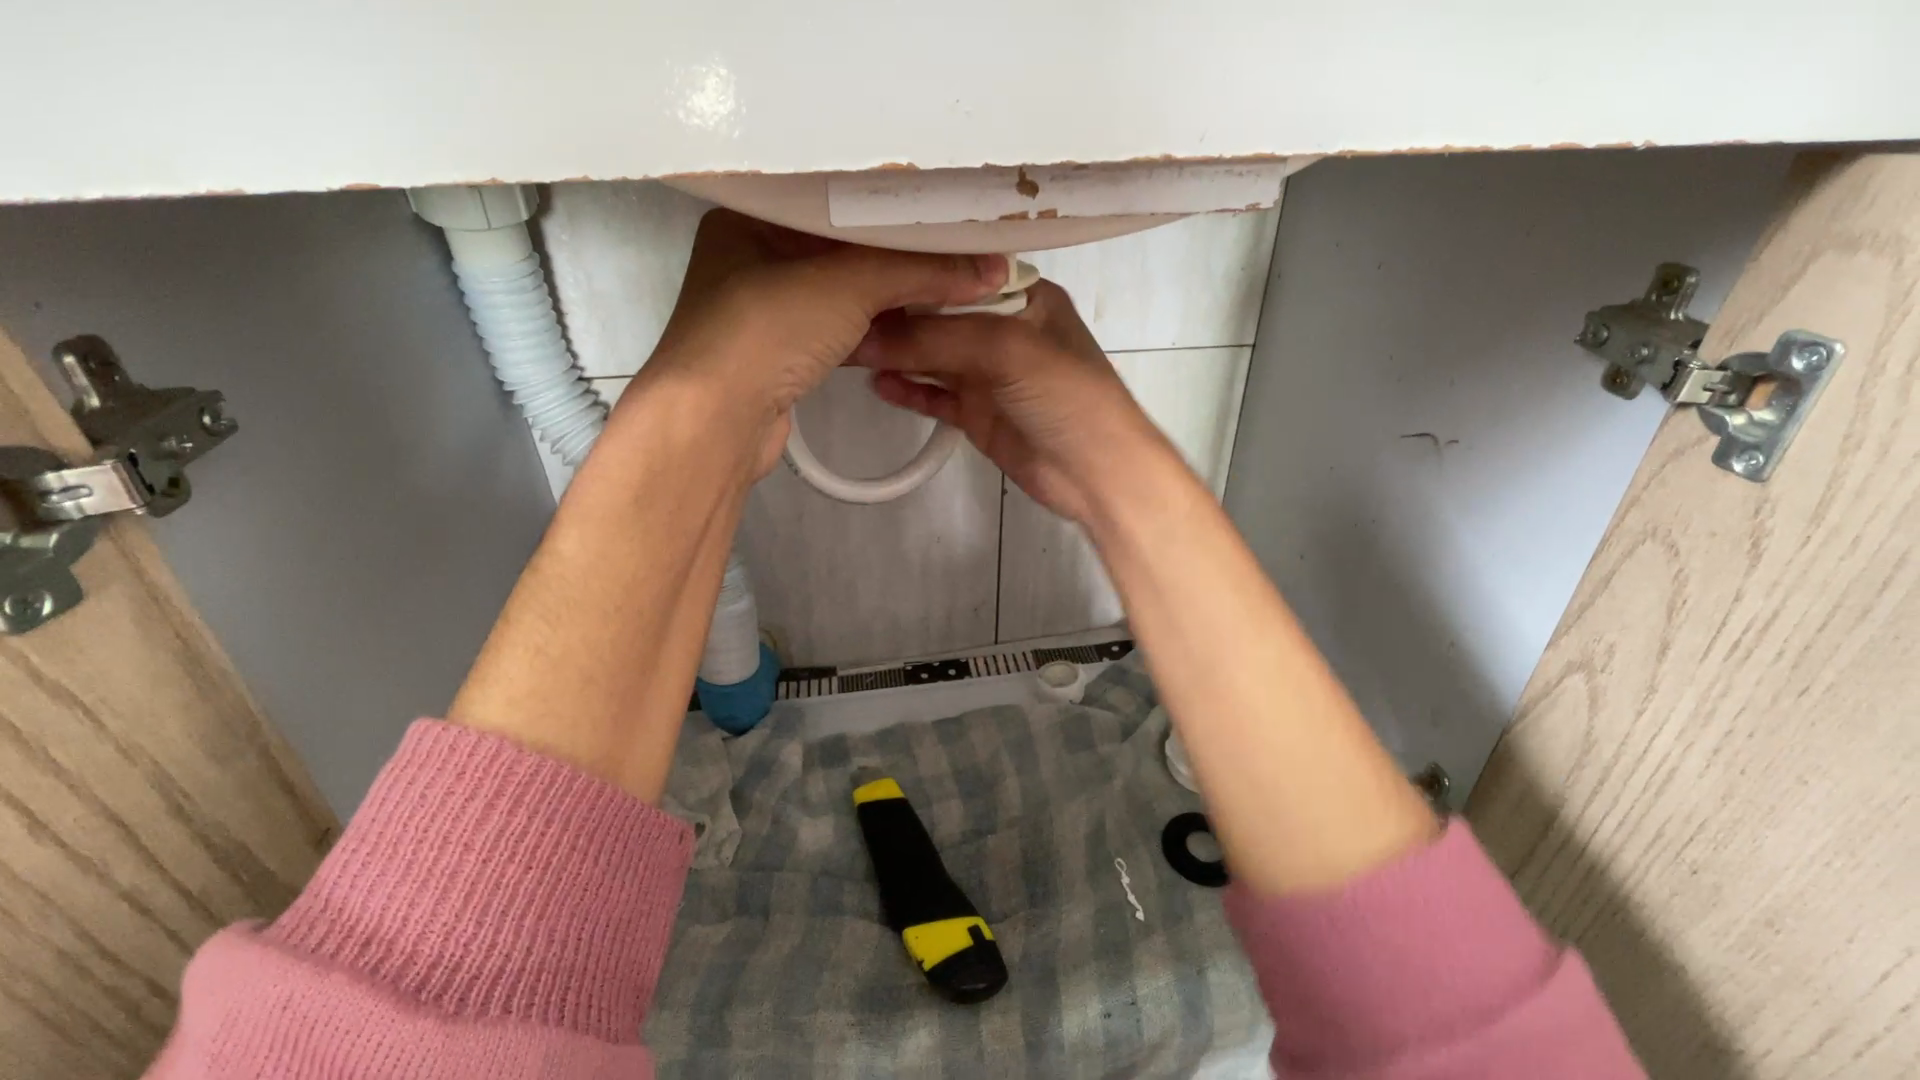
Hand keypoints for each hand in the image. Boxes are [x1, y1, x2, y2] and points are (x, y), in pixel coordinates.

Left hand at [623, 209, 1008, 477]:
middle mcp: (753, 255)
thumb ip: (918, 271)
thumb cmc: (766, 332)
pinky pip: (836, 326)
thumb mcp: (846, 285)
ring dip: (889, 289)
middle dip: (897, 247)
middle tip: (956, 237)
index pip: (832, 194)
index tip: (943, 198)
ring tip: (949, 275)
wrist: (715, 424)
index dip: (889, 198)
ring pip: (840, 288)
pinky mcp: (781, 353)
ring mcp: (765, 309)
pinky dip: (872, 323)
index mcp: (751, 217)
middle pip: (841, 242)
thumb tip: (991, 268)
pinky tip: (915, 318)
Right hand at [852, 279, 1155, 523]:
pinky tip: (876, 384)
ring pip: (932, 355)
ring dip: (895, 352)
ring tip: (847, 346)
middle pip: (940, 314)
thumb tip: (865, 337)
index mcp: (1024, 297)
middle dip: (896, 314)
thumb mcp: (1006, 350)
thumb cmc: (1066, 396)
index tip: (864, 264)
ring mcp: (990, 374)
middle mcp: (1004, 329)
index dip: (915, 269)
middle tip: (843, 310)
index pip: (960, 272)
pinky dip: (908, 389)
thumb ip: (937, 338)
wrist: (1097, 474)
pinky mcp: (978, 414)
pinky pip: (935, 395)